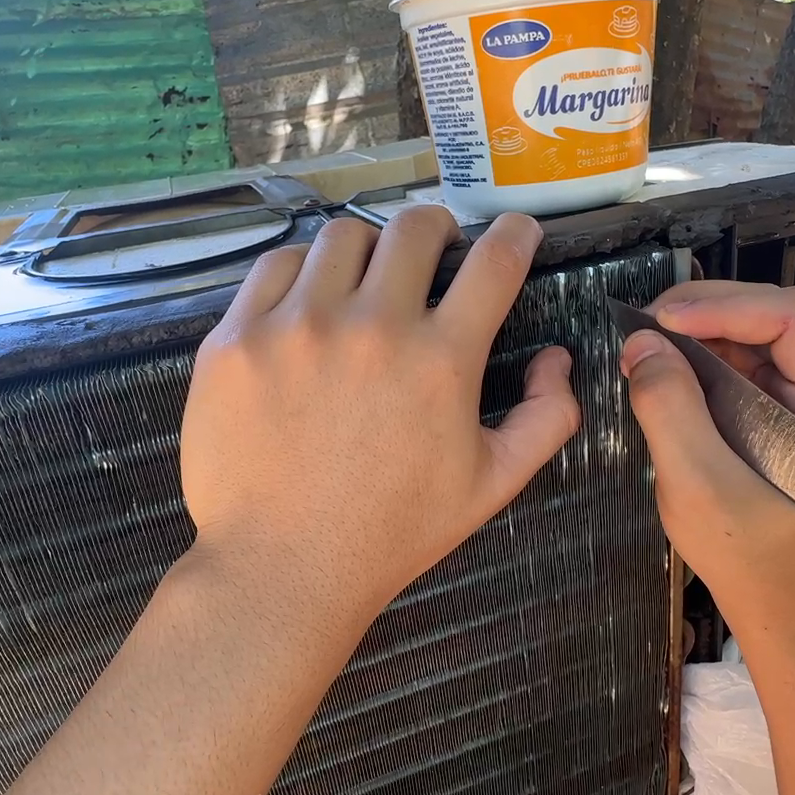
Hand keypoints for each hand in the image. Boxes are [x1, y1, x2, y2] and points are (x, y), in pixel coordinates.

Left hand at [180, 208, 581, 621]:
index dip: (515, 234)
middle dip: (439, 228)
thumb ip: (546, 419)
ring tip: (366, 279)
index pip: (494, 263)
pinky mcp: (236, 338)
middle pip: (415, 227)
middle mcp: (370, 326)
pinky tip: (308, 301)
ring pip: (343, 236)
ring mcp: (295, 326)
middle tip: (435, 251)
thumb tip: (558, 359)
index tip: (516, 230)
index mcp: (440, 359)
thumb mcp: (492, 485)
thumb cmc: (393, 531)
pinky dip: (303, 271)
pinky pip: (276, 266)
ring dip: (369, 248)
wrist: (280, 567)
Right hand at [619, 282, 794, 628]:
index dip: (724, 305)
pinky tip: (672, 374)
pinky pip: (755, 358)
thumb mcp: (697, 487)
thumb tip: (642, 342)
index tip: (658, 322)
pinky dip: (707, 357)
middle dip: (704, 315)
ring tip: (646, 354)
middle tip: (639, 334)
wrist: (782, 603)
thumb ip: (669, 409)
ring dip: (700, 334)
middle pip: (778, 315)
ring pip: (762, 331)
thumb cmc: (748, 557)